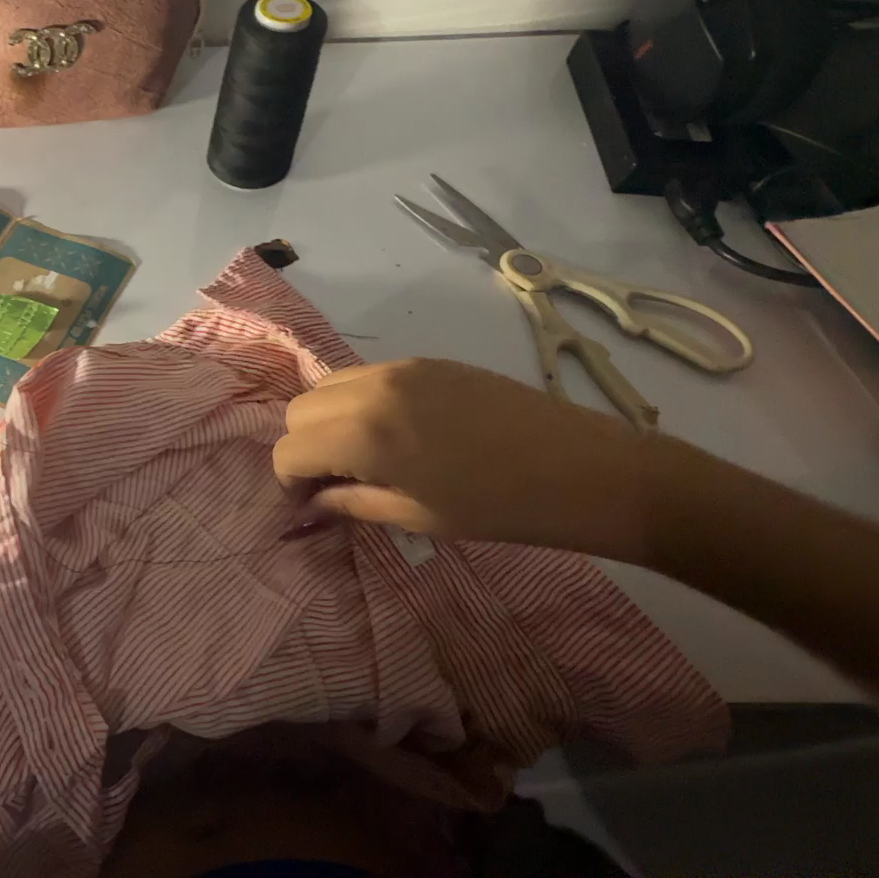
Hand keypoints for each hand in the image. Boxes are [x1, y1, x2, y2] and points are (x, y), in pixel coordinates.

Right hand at [272, 359, 674, 562]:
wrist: (589, 468)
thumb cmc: (500, 508)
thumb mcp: (416, 516)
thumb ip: (351, 503)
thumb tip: (312, 504)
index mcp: (364, 434)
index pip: (290, 449)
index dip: (289, 482)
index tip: (309, 505)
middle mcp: (370, 389)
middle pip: (300, 411)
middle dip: (304, 447)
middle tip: (333, 482)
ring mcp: (399, 368)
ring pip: (328, 387)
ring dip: (328, 422)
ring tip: (362, 456)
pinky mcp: (426, 361)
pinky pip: (366, 377)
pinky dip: (358, 403)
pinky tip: (395, 434)